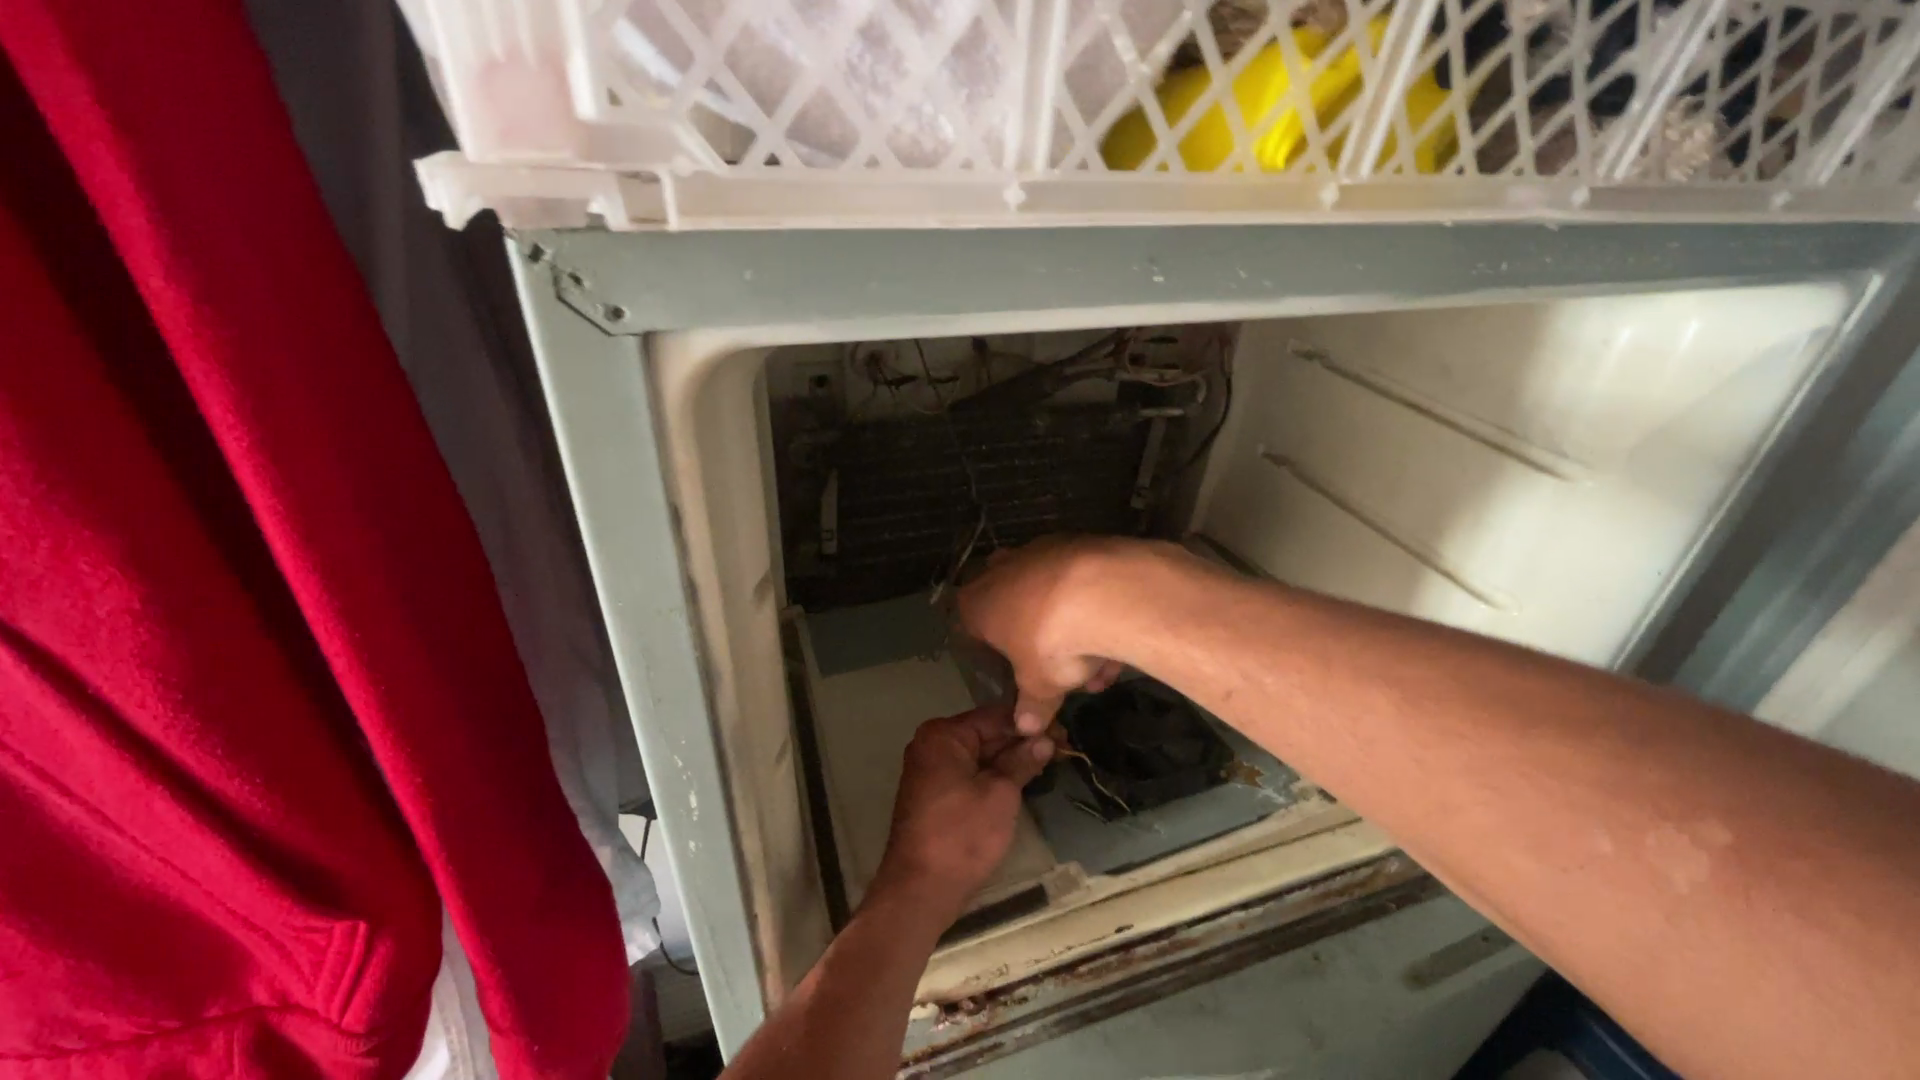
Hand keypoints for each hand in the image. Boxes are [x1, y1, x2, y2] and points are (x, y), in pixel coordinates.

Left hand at [870, 707, 1053, 922]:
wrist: (922, 888)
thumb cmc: (962, 835)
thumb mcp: (1000, 794)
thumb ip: (1022, 761)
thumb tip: (1045, 740)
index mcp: (943, 735)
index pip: (995, 716)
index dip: (1031, 723)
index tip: (1064, 729)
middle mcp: (932, 745)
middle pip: (986, 734)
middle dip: (1022, 741)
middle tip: (1064, 746)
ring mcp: (931, 770)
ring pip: (980, 756)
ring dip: (1012, 759)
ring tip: (1052, 760)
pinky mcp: (936, 794)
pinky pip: (970, 774)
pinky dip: (995, 776)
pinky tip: (1024, 778)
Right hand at [954, 536, 1145, 734]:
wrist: (1106, 590)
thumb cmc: (1051, 641)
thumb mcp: (1040, 686)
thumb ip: (1032, 706)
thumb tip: (1027, 728)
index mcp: (977, 603)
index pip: (972, 627)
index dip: (995, 653)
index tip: (1017, 672)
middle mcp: (1002, 570)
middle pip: (1016, 609)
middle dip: (1040, 641)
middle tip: (1063, 670)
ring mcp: (1041, 551)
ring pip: (1055, 598)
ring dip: (1076, 632)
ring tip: (1102, 668)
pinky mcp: (1081, 542)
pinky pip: (1084, 586)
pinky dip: (1097, 610)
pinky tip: (1120, 639)